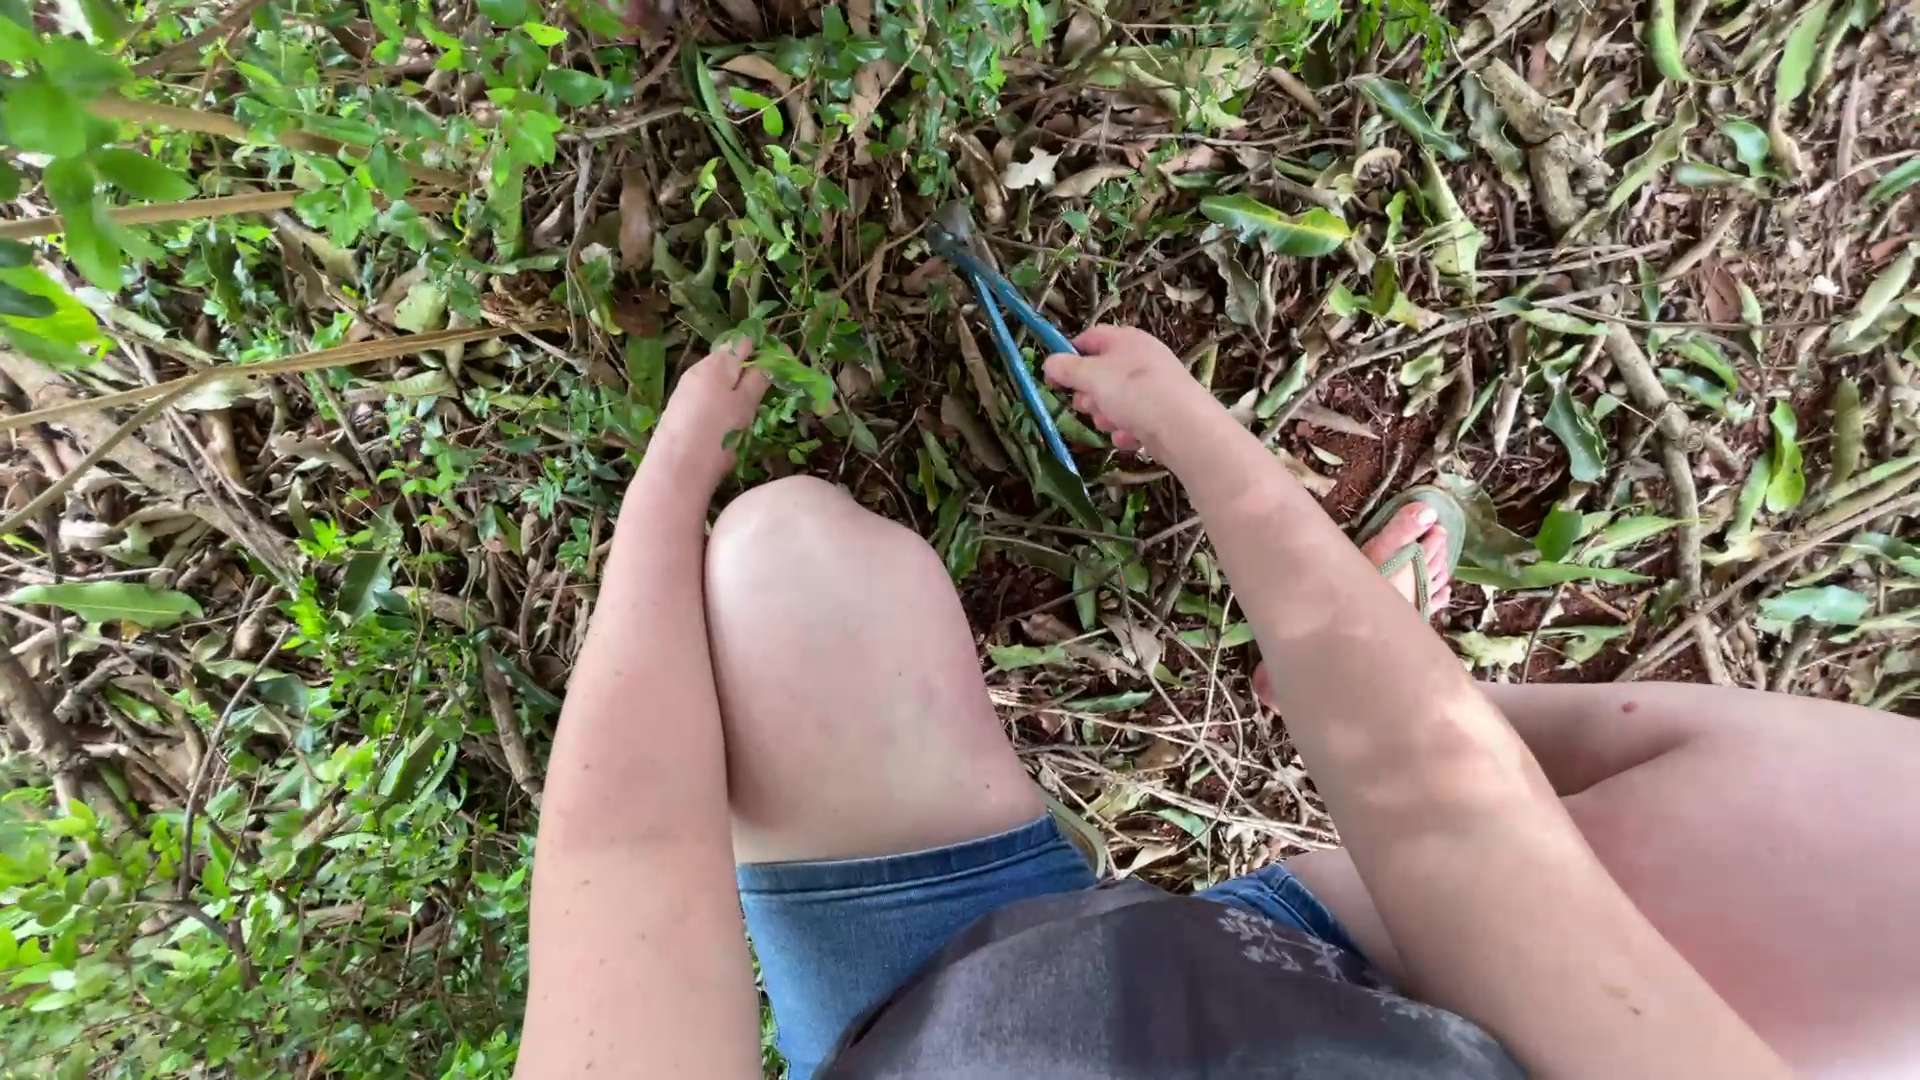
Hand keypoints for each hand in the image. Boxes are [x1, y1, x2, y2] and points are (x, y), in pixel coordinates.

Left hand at [648, 337, 769, 487]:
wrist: (676, 468)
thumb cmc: (717, 433)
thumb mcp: (745, 405)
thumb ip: (757, 380)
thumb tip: (768, 361)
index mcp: (716, 364)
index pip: (743, 342)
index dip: (764, 350)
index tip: (784, 365)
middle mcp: (698, 370)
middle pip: (729, 361)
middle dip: (749, 371)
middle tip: (767, 394)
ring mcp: (686, 389)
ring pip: (718, 380)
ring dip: (736, 389)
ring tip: (749, 411)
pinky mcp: (680, 409)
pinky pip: (707, 396)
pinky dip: (721, 402)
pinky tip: (727, 422)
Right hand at [1043, 326, 1209, 454]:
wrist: (1183, 427)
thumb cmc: (1135, 392)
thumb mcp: (1093, 376)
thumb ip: (1067, 369)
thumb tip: (1049, 363)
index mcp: (1125, 340)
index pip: (1089, 338)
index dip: (1068, 356)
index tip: (1053, 378)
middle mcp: (1140, 359)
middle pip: (1099, 373)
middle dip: (1088, 394)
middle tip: (1085, 405)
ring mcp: (1152, 387)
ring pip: (1113, 401)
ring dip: (1105, 416)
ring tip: (1111, 423)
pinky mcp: (1159, 413)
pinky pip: (1131, 420)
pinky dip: (1126, 429)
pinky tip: (1129, 436)